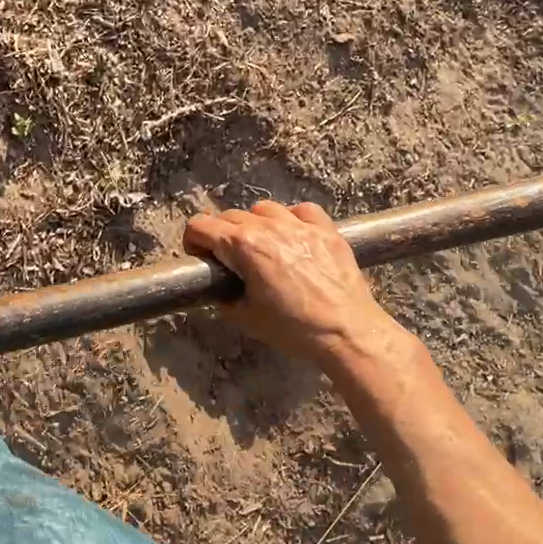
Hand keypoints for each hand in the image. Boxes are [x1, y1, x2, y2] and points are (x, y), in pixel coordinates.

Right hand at [183, 201, 403, 369]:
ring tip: (264, 245)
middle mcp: (266, 227)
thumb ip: (221, 294)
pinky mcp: (327, 231)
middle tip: (232, 260)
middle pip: (228, 215)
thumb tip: (217, 285)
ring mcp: (299, 226)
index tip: (202, 257)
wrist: (349, 335)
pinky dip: (293, 218)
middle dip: (222, 235)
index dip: (193, 241)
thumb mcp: (243, 317)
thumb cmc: (293, 329)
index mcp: (241, 245)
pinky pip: (302, 210)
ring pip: (263, 208)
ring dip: (256, 223)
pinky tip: (293, 236)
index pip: (199, 225)